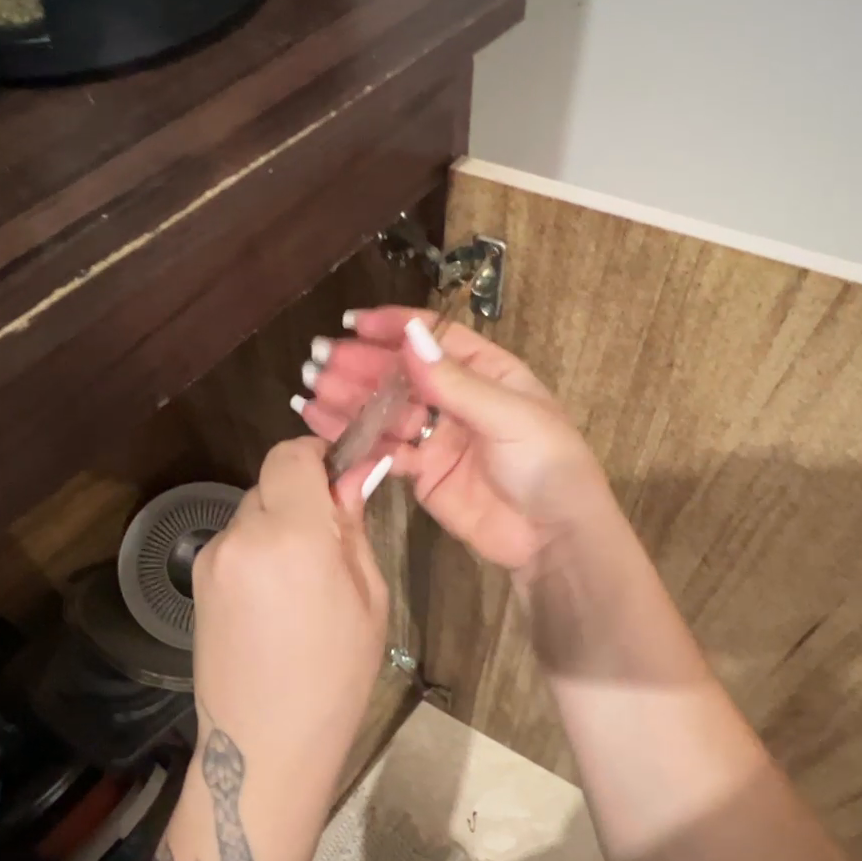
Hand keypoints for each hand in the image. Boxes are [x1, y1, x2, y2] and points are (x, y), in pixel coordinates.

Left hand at [190, 437, 388, 775]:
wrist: (263, 748)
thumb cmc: (336, 680)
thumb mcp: (369, 601)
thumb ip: (352, 529)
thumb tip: (353, 477)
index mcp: (293, 535)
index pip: (292, 454)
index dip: (319, 457)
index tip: (341, 479)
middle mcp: (241, 535)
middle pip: (271, 483)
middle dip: (302, 498)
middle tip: (330, 544)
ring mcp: (211, 560)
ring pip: (251, 514)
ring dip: (279, 527)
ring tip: (302, 586)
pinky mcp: (196, 583)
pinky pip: (234, 546)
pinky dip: (257, 554)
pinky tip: (273, 604)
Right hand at [295, 306, 608, 572]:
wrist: (552, 537)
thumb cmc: (546, 464)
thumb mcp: (508, 415)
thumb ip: (455, 381)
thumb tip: (411, 335)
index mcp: (486, 372)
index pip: (433, 339)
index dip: (393, 327)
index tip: (353, 323)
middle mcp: (456, 398)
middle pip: (401, 374)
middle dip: (360, 366)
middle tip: (318, 362)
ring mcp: (437, 436)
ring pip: (385, 410)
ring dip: (349, 399)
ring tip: (309, 388)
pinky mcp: (422, 473)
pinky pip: (383, 449)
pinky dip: (353, 438)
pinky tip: (320, 423)